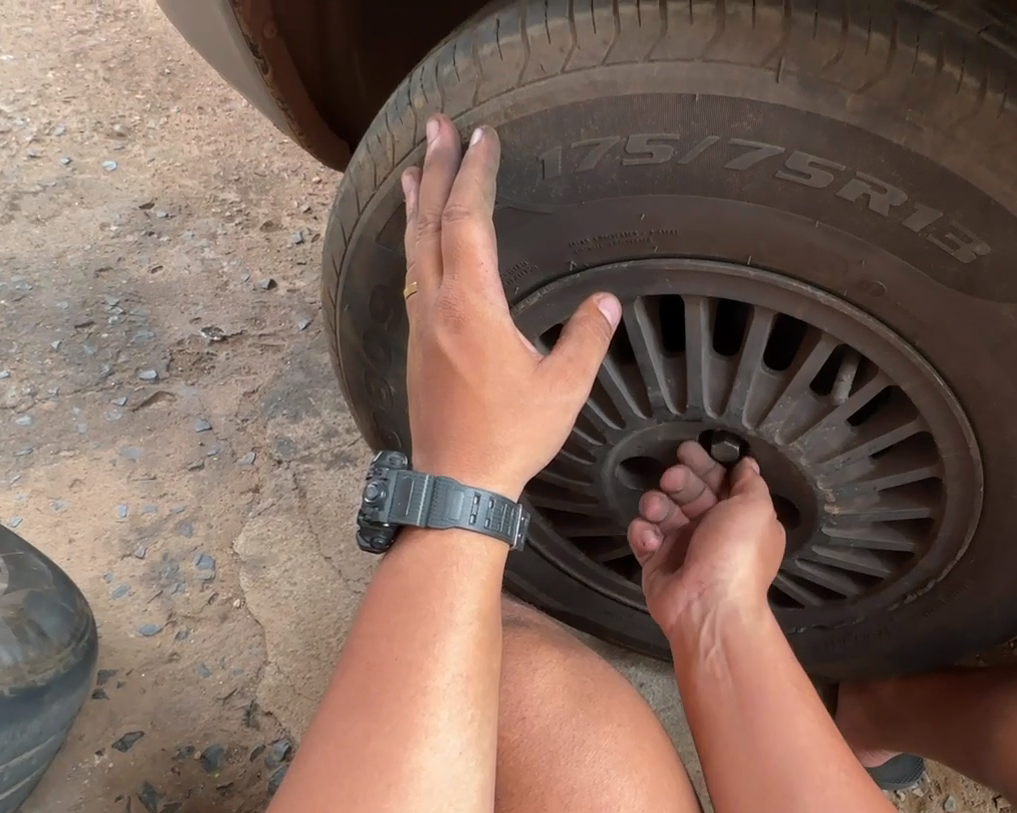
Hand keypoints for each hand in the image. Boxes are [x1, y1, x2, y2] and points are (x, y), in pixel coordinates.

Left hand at [400, 114, 620, 498]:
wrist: (457, 482)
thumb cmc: (511, 436)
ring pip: (412, 250)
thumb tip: (605, 302)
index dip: (475, 175)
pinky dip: (415, 245)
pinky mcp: (417, 349)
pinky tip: (421, 248)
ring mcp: (421, 327)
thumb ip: (585, 339)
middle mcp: (437, 306)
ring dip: (416, 205)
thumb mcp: (563, 389)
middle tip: (435, 126)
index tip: (482, 137)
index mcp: (472, 307)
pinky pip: (411, 278)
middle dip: (434, 169)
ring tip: (414, 170)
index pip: (470, 222)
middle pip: (429, 222)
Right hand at [628, 441, 786, 640]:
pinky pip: (643, 536)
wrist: (708, 605)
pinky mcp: (656, 562)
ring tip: (657, 511)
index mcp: (739, 518)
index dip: (704, 464)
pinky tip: (650, 539)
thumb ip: (750, 482)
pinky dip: (643, 533)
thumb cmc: (737, 556)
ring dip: (657, 505)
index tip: (688, 451)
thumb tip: (747, 464)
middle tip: (673, 480)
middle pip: (688, 491)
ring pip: (662, 510)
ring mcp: (682, 546)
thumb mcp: (756, 508)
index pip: (719, 481)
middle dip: (679, 481)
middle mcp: (712, 530)